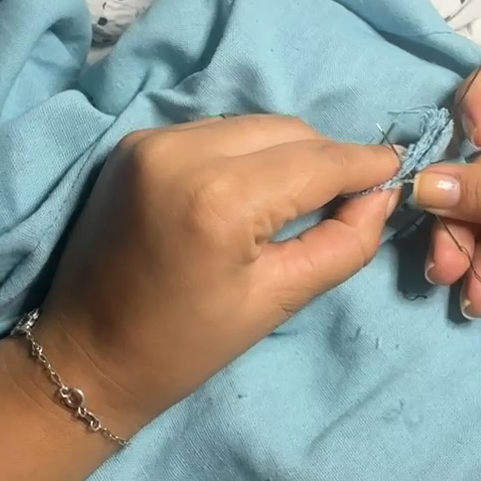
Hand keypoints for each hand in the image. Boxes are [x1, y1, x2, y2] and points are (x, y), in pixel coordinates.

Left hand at [29, 115, 400, 433]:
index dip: (364, 164)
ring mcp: (152, 140)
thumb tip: (382, 197)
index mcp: (220, 199)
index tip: (398, 168)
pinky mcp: (136, 142)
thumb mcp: (277, 301)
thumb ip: (343, 244)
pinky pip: (218, 131)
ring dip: (289, 152)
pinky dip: (248, 151)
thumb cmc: (184, 346)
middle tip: (350, 195)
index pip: (316, 162)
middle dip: (327, 158)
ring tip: (302, 195)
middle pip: (288, 130)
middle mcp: (182, 151)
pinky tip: (254, 187)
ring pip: (254, 124)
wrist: (83, 356)